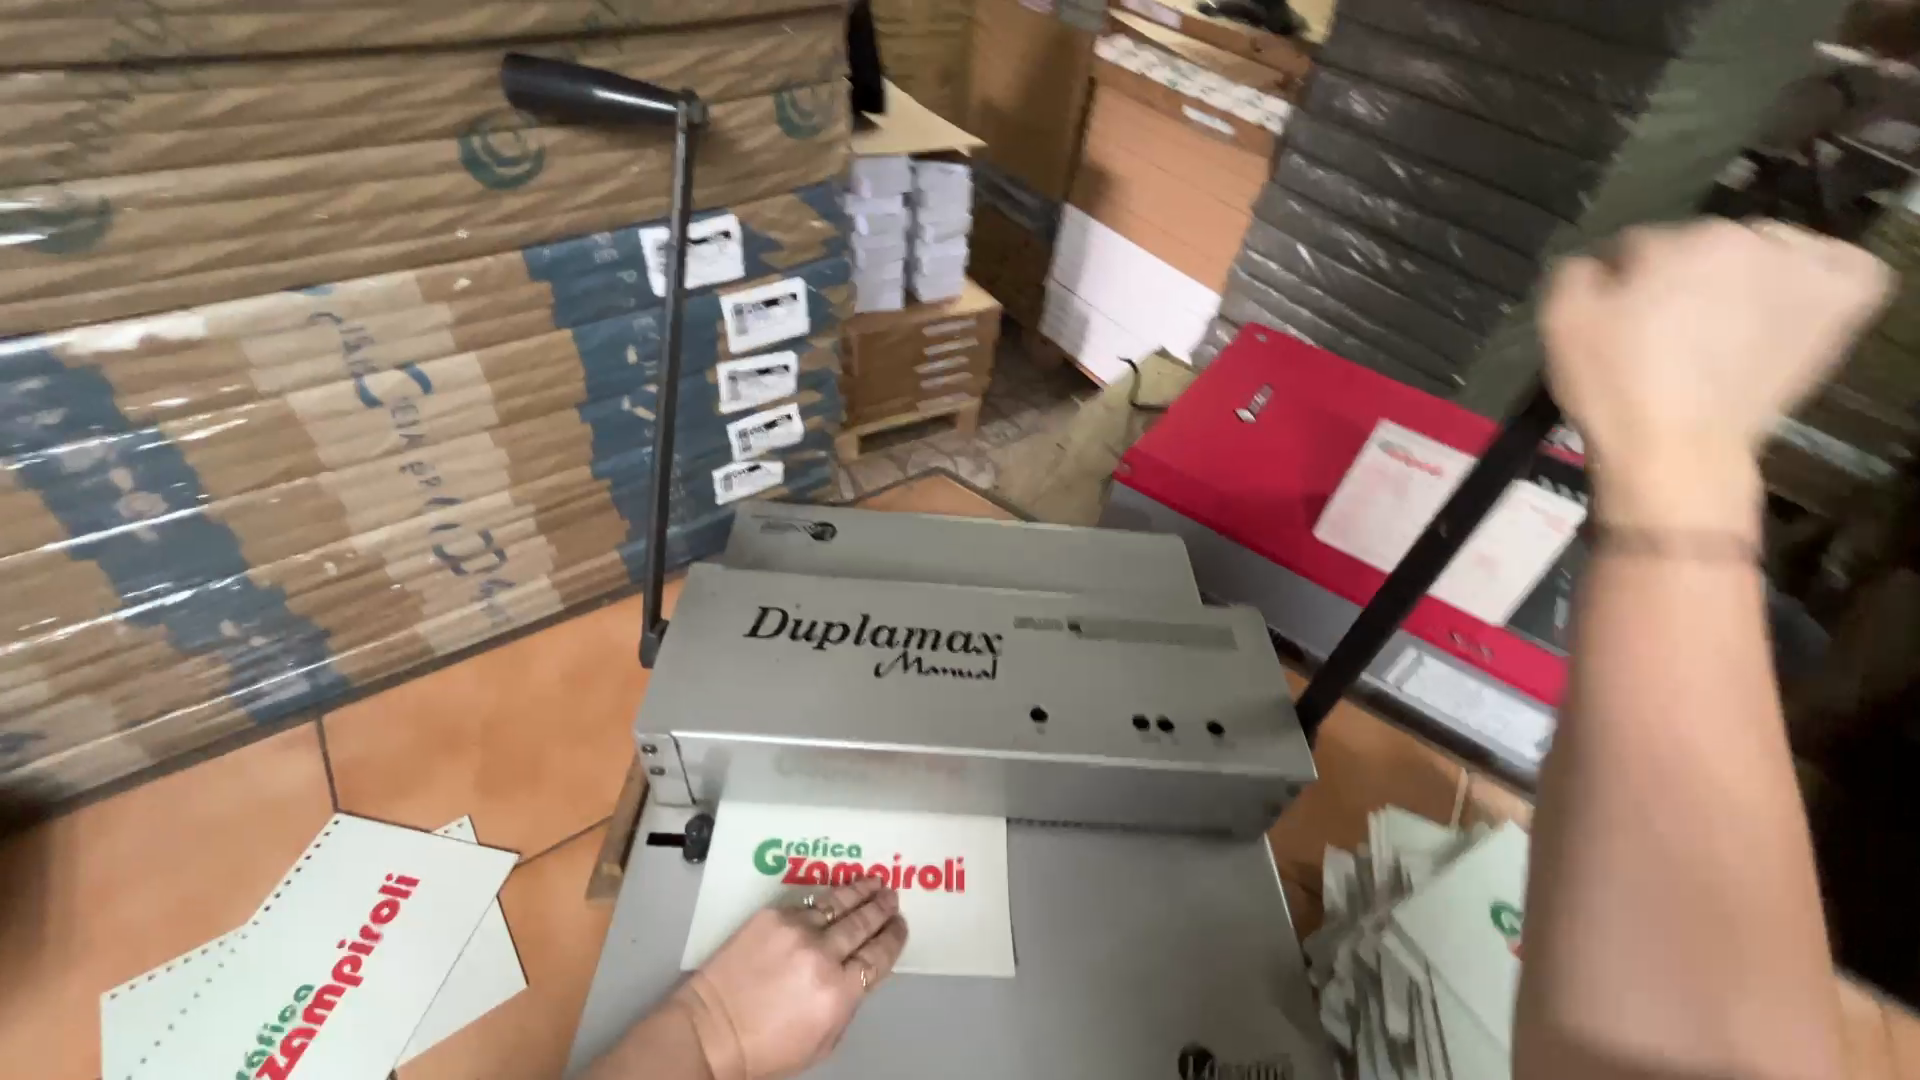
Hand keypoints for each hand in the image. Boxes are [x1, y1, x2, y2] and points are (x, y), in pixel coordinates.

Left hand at [675, 875, 907, 1079]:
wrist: (711, 1031)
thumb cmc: (767, 1050)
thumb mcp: (823, 1040)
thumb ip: (849, 1003)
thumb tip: (864, 969)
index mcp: (838, 993)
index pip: (879, 955)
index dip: (894, 937)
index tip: (901, 926)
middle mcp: (823, 955)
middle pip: (864, 923)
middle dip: (882, 908)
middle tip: (892, 896)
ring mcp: (797, 930)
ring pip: (840, 903)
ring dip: (862, 891)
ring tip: (876, 881)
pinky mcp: (774, 916)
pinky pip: (810, 903)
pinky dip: (828, 897)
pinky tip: (838, 892)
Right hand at [1540, 219, 1892, 528]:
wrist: (1675, 449)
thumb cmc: (1612, 385)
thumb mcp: (1560, 321)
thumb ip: (1577, 270)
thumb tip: (1601, 263)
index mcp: (1684, 239)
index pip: (1635, 245)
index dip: (1614, 283)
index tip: (1608, 317)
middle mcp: (1757, 239)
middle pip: (1698, 246)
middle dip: (1676, 277)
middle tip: (1657, 328)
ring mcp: (1811, 268)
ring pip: (1760, 254)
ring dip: (1737, 278)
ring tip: (1714, 327)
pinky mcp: (1847, 299)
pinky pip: (1833, 266)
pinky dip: (1808, 279)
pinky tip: (1780, 307)